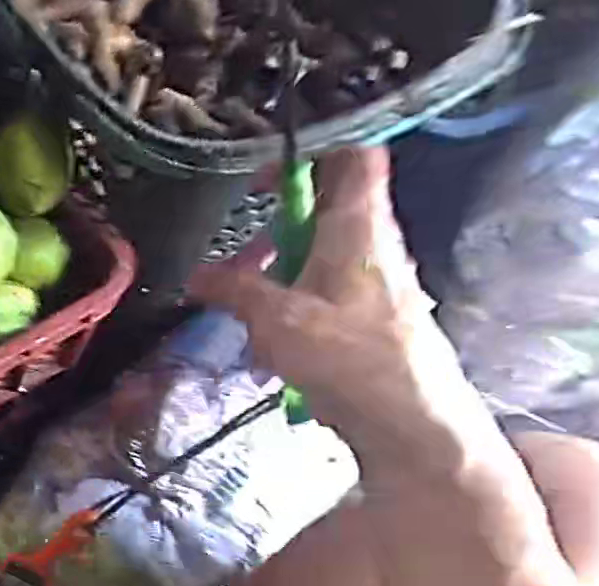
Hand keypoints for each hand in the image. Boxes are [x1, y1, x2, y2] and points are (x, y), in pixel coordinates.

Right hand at [191, 148, 476, 450]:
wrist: (404, 413)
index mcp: (357, 228)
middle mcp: (371, 245)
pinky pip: (321, 296)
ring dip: (275, 282)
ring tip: (249, 320)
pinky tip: (272, 348)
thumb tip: (195, 275)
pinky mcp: (367, 315)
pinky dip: (290, 310)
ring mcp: (372, 282)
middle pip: (321, 217)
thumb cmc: (345, 355)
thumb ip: (234, 291)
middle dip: (270, 240)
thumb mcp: (276, 320)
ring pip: (316, 261)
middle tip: (235, 271)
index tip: (259, 187)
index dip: (305, 160)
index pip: (350, 159)